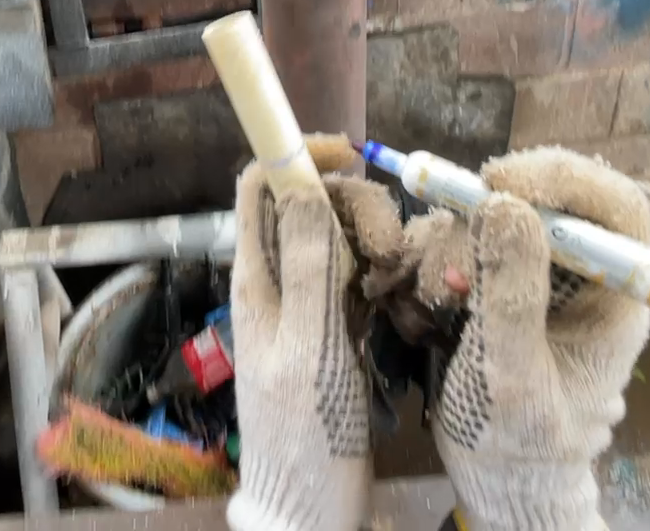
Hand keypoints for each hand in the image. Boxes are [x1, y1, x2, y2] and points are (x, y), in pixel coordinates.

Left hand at [226, 135, 387, 530]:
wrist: (310, 505)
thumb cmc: (304, 434)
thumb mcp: (308, 349)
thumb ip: (306, 268)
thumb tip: (303, 189)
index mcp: (256, 275)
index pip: (260, 186)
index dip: (295, 155)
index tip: (348, 154)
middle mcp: (275, 276)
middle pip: (307, 202)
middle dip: (351, 204)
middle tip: (388, 245)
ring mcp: (304, 298)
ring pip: (335, 234)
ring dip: (370, 240)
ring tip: (392, 277)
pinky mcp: (330, 320)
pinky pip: (353, 272)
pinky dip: (376, 271)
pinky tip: (393, 295)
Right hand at [391, 147, 649, 530]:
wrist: (498, 476)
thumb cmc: (518, 443)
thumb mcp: (512, 375)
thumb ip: (513, 293)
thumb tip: (505, 203)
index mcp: (616, 298)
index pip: (614, 205)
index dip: (561, 178)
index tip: (496, 183)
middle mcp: (585, 275)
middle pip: (548, 197)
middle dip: (490, 216)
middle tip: (453, 251)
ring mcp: (543, 274)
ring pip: (501, 213)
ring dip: (460, 241)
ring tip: (443, 294)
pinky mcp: (506, 278)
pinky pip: (474, 235)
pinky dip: (445, 253)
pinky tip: (438, 294)